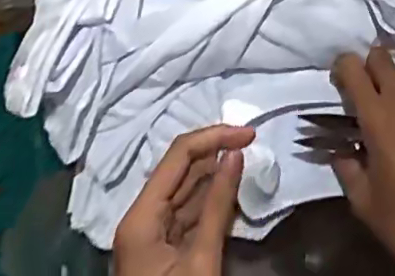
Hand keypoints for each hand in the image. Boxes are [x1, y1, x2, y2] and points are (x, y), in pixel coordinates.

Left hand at [112, 124, 255, 275]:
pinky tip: (234, 193)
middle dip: (216, 152)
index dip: (215, 136)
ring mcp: (150, 234)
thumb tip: (236, 152)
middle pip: (180, 168)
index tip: (251, 135)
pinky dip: (212, 198)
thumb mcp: (201, 258)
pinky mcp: (163, 249)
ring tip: (248, 166)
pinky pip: (188, 210)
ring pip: (186, 188)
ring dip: (217, 174)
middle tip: (253, 146)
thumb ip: (219, 202)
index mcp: (141, 216)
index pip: (179, 154)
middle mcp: (141, 217)